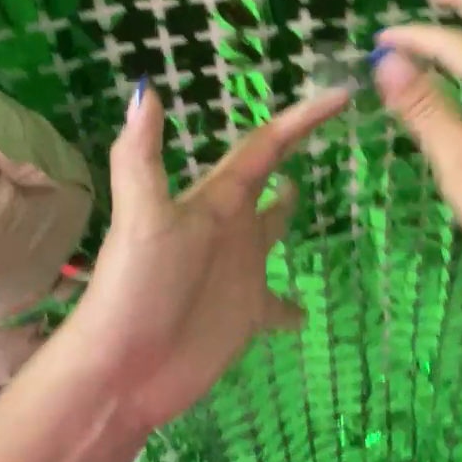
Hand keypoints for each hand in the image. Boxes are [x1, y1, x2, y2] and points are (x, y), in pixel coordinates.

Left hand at [55, 83, 348, 432]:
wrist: (120, 373)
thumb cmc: (136, 289)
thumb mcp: (141, 219)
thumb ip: (141, 156)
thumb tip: (146, 89)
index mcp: (217, 199)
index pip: (266, 146)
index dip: (302, 118)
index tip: (341, 95)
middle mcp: (232, 226)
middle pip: (268, 175)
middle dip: (293, 148)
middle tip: (327, 127)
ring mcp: (240, 270)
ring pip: (273, 230)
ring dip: (288, 211)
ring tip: (309, 194)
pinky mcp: (247, 314)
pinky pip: (279, 306)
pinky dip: (294, 307)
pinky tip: (307, 312)